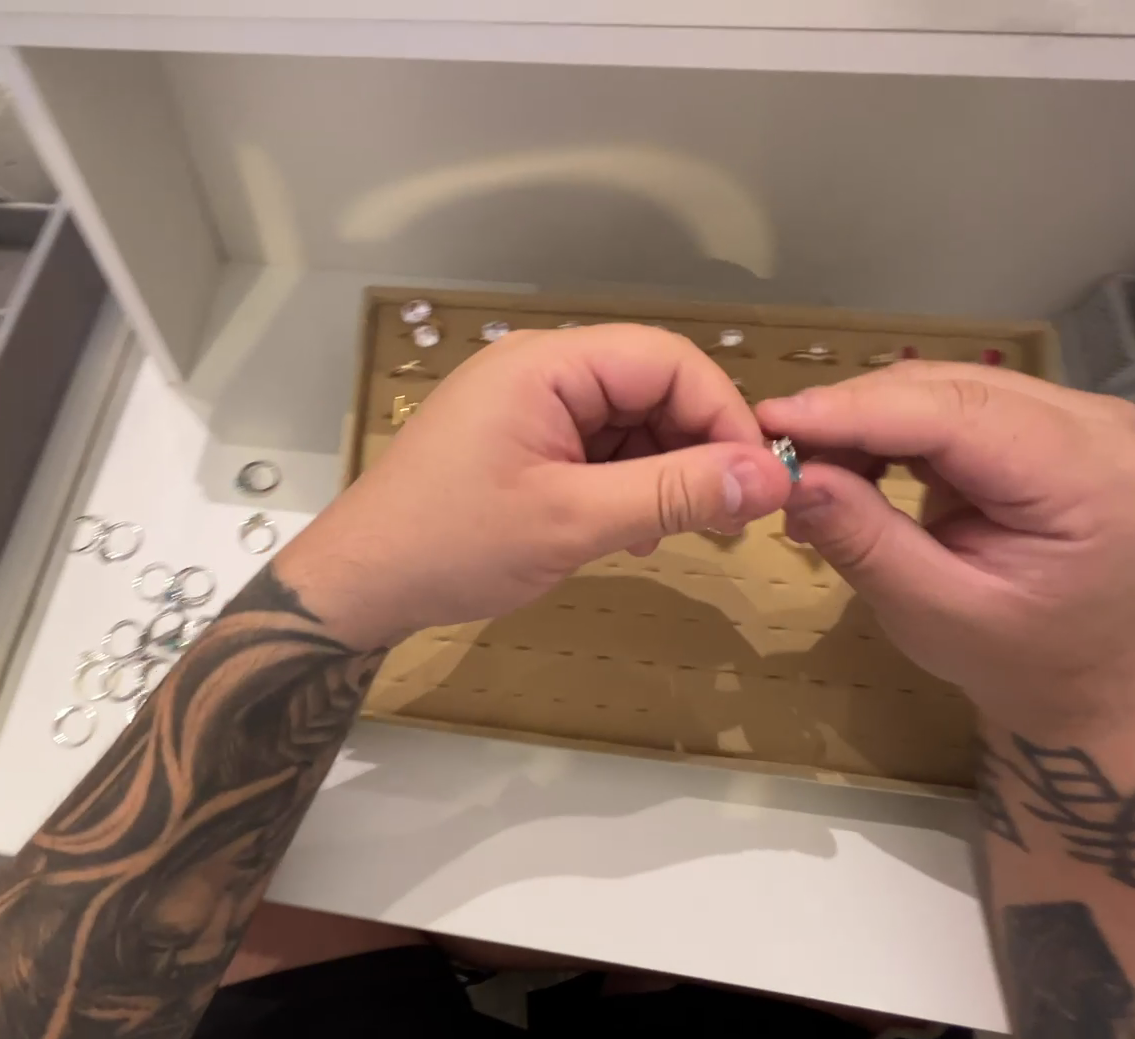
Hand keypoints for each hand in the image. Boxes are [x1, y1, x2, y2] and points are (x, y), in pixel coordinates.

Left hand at [277, 324, 794, 648]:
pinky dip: (618, 485)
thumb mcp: (572, 521)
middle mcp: (536, 371)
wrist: (362, 581)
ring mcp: (521, 406)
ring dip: (657, 473)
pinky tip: (628, 531)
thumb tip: (771, 475)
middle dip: (691, 449)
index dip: (721, 414)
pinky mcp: (513, 442)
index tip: (755, 482)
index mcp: (546, 364)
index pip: (666, 360)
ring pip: (621, 423)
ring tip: (672, 532)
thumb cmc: (455, 545)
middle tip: (721, 519)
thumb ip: (673, 493)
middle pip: (646, 388)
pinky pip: (588, 449)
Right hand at [753, 361, 1134, 728]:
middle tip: (774, 456)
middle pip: (946, 390)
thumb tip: (793, 479)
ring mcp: (1069, 418)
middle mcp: (1095, 427)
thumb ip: (863, 541)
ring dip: (856, 422)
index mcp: (1092, 480)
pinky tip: (845, 470)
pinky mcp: (1035, 423)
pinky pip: (938, 405)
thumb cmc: (1011, 654)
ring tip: (807, 476)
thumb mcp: (927, 610)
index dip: (857, 412)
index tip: (769, 420)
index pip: (958, 416)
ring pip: (935, 388)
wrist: (1077, 674)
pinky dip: (878, 431)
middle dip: (847, 415)